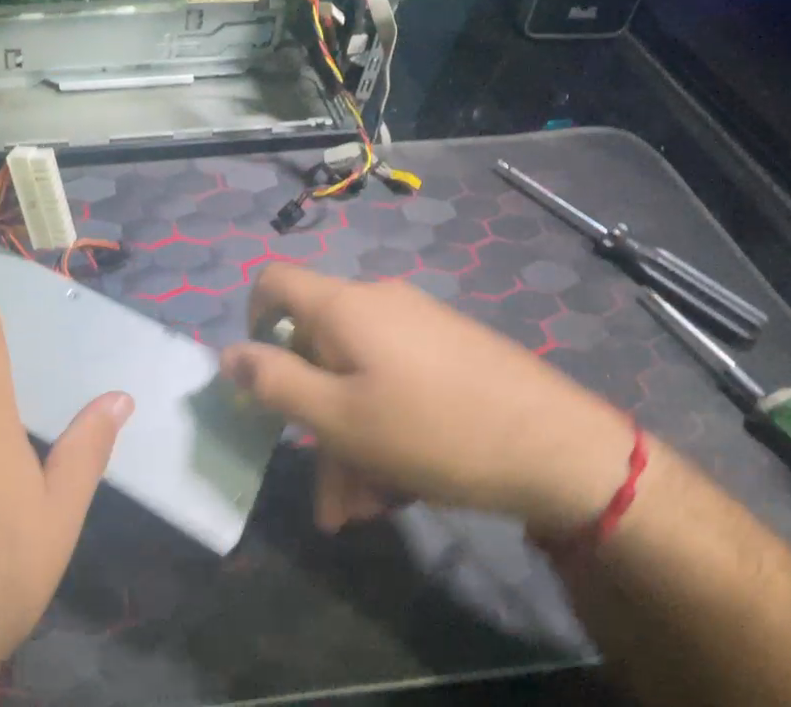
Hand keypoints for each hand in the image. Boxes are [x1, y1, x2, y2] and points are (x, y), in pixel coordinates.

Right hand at [222, 265, 631, 535]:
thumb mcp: (339, 418)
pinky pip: (396, 385)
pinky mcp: (452, 354)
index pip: (273, 282)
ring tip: (362, 509)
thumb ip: (274, 383)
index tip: (259, 378)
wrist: (563, 450)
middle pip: (318, 348)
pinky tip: (398, 489)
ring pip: (358, 379)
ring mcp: (420, 328)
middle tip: (324, 488)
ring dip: (349, 441)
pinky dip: (384, 429)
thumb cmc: (433, 430)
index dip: (251, 321)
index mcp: (343, 307)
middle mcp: (379, 304)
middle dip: (310, 417)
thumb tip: (227, 354)